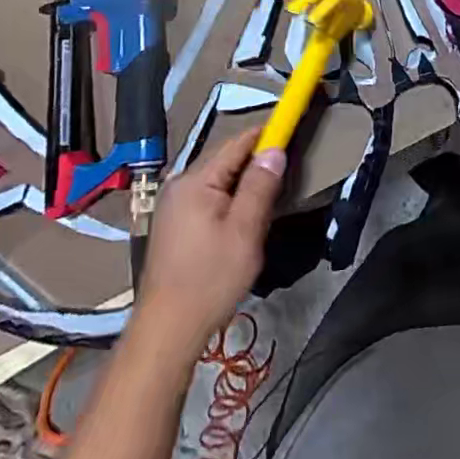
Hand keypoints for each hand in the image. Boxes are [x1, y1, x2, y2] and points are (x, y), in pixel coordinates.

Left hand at [134, 129, 284, 350]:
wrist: (168, 327)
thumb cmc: (210, 278)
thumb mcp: (245, 231)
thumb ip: (260, 187)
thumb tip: (275, 150)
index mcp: (196, 181)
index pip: (236, 144)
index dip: (265, 136)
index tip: (291, 131)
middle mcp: (179, 185)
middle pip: (225, 162)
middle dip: (255, 164)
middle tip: (287, 174)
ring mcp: (172, 206)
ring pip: (217, 183)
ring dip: (243, 186)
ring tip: (269, 200)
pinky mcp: (172, 225)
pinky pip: (206, 200)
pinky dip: (228, 202)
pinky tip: (242, 221)